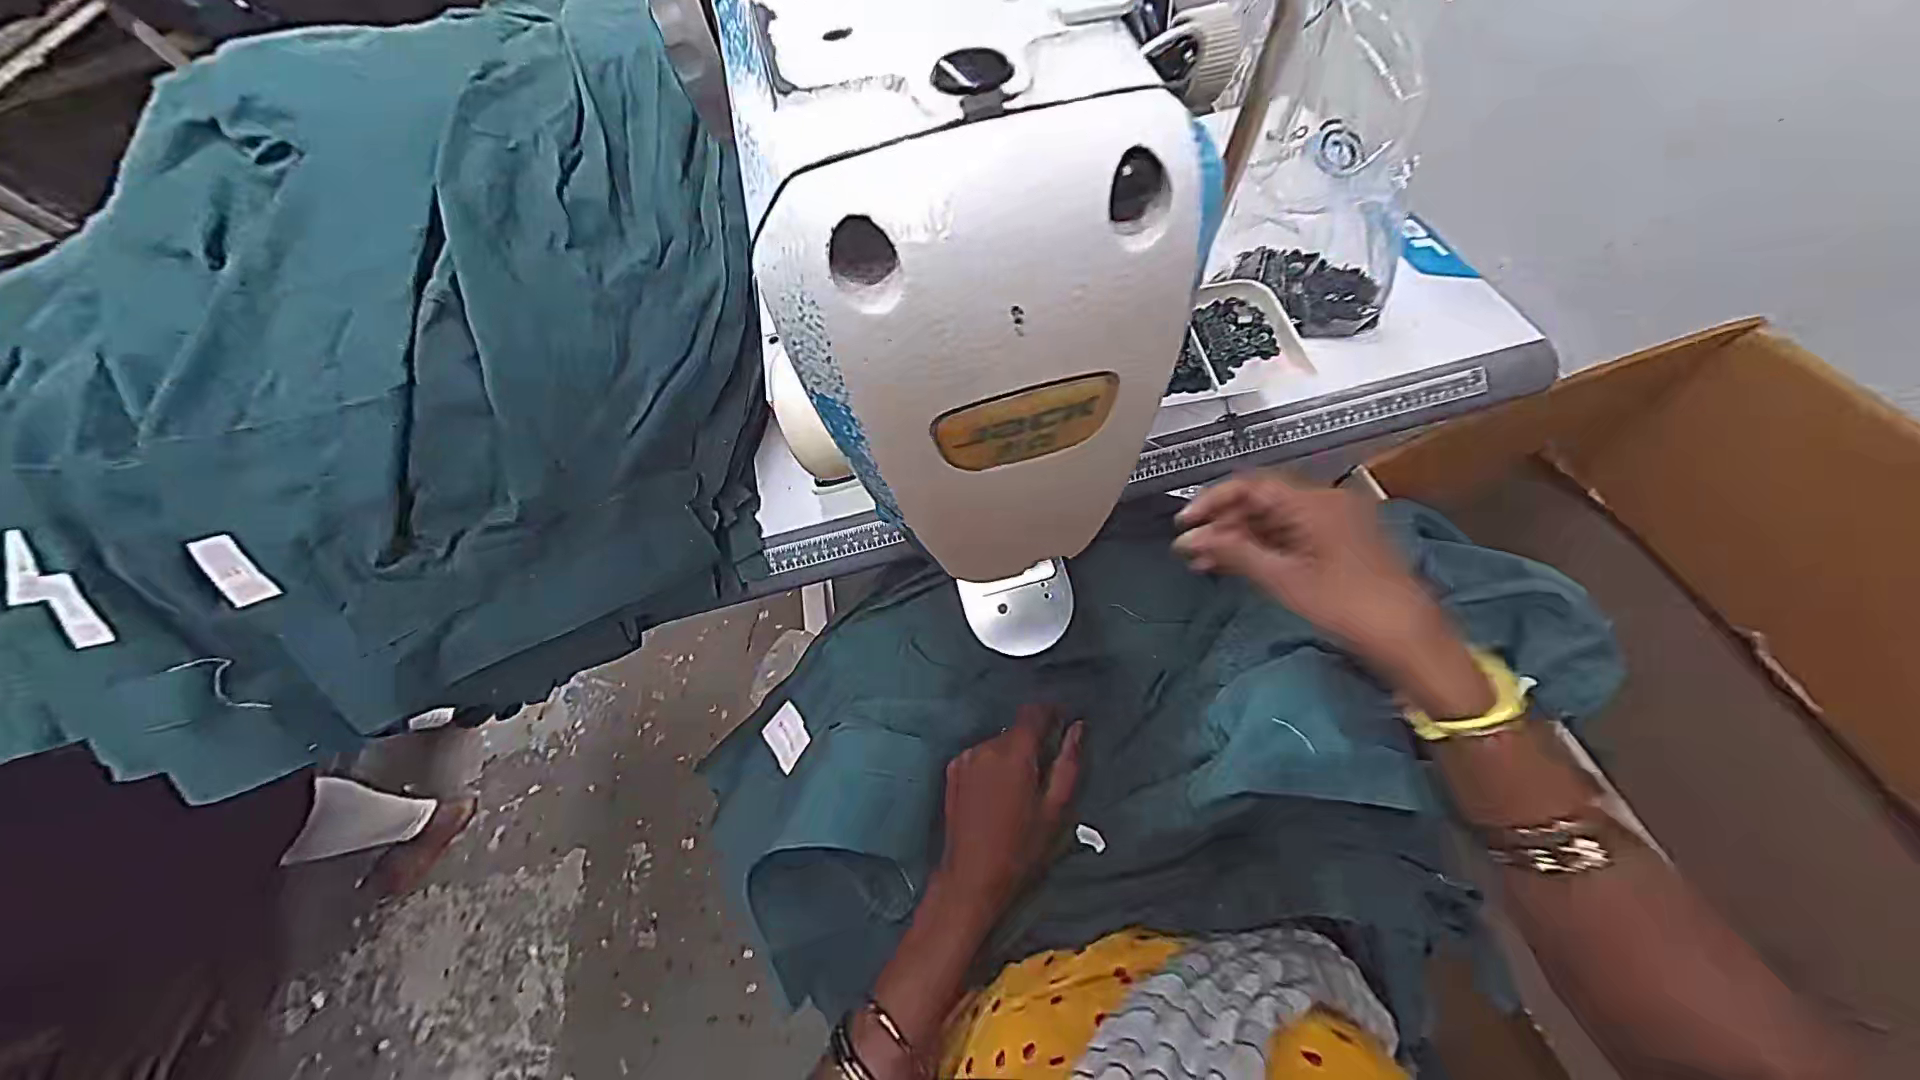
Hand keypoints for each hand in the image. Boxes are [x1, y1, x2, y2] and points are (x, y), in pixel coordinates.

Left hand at [937, 704, 1083, 911]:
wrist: (971, 878)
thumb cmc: (1021, 848)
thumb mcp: (1056, 809)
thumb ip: (1068, 762)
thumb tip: (1077, 727)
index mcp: (1014, 752)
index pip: (1034, 712)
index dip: (1051, 711)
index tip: (1063, 721)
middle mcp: (986, 746)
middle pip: (1016, 730)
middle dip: (1033, 742)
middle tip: (1045, 771)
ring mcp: (965, 758)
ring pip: (998, 743)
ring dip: (1012, 754)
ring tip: (1020, 788)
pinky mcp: (952, 771)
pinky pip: (980, 756)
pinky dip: (993, 764)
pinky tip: (997, 793)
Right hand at [1172, 471, 1493, 717]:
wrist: (1409, 639)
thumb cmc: (1347, 606)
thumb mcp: (1282, 578)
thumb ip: (1232, 551)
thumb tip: (1190, 539)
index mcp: (1315, 502)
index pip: (1250, 485)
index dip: (1211, 501)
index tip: (1183, 524)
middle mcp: (1325, 502)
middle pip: (1260, 500)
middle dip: (1222, 523)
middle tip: (1190, 548)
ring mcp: (1333, 522)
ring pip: (1272, 519)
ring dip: (1238, 537)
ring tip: (1204, 562)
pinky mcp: (1337, 542)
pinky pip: (1289, 533)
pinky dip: (1261, 546)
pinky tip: (1235, 565)